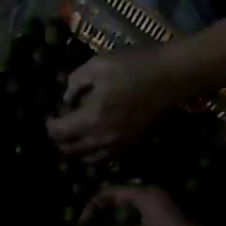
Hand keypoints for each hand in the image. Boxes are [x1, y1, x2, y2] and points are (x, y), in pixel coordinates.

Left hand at [47, 46, 205, 157]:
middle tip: (58, 128)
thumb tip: (66, 99)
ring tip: (72, 138)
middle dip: (58, 141)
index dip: (49, 125)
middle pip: (69, 151)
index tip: (50, 116)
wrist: (175, 75)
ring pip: (87, 159)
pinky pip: (106, 158)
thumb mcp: (97, 65)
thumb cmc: (135, 66)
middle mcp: (102, 138)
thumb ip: (74, 83)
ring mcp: (119, 144)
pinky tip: (93, 142)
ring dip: (75, 151)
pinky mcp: (132, 144)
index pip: (58, 133)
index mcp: (90, 119)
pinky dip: (93, 154)